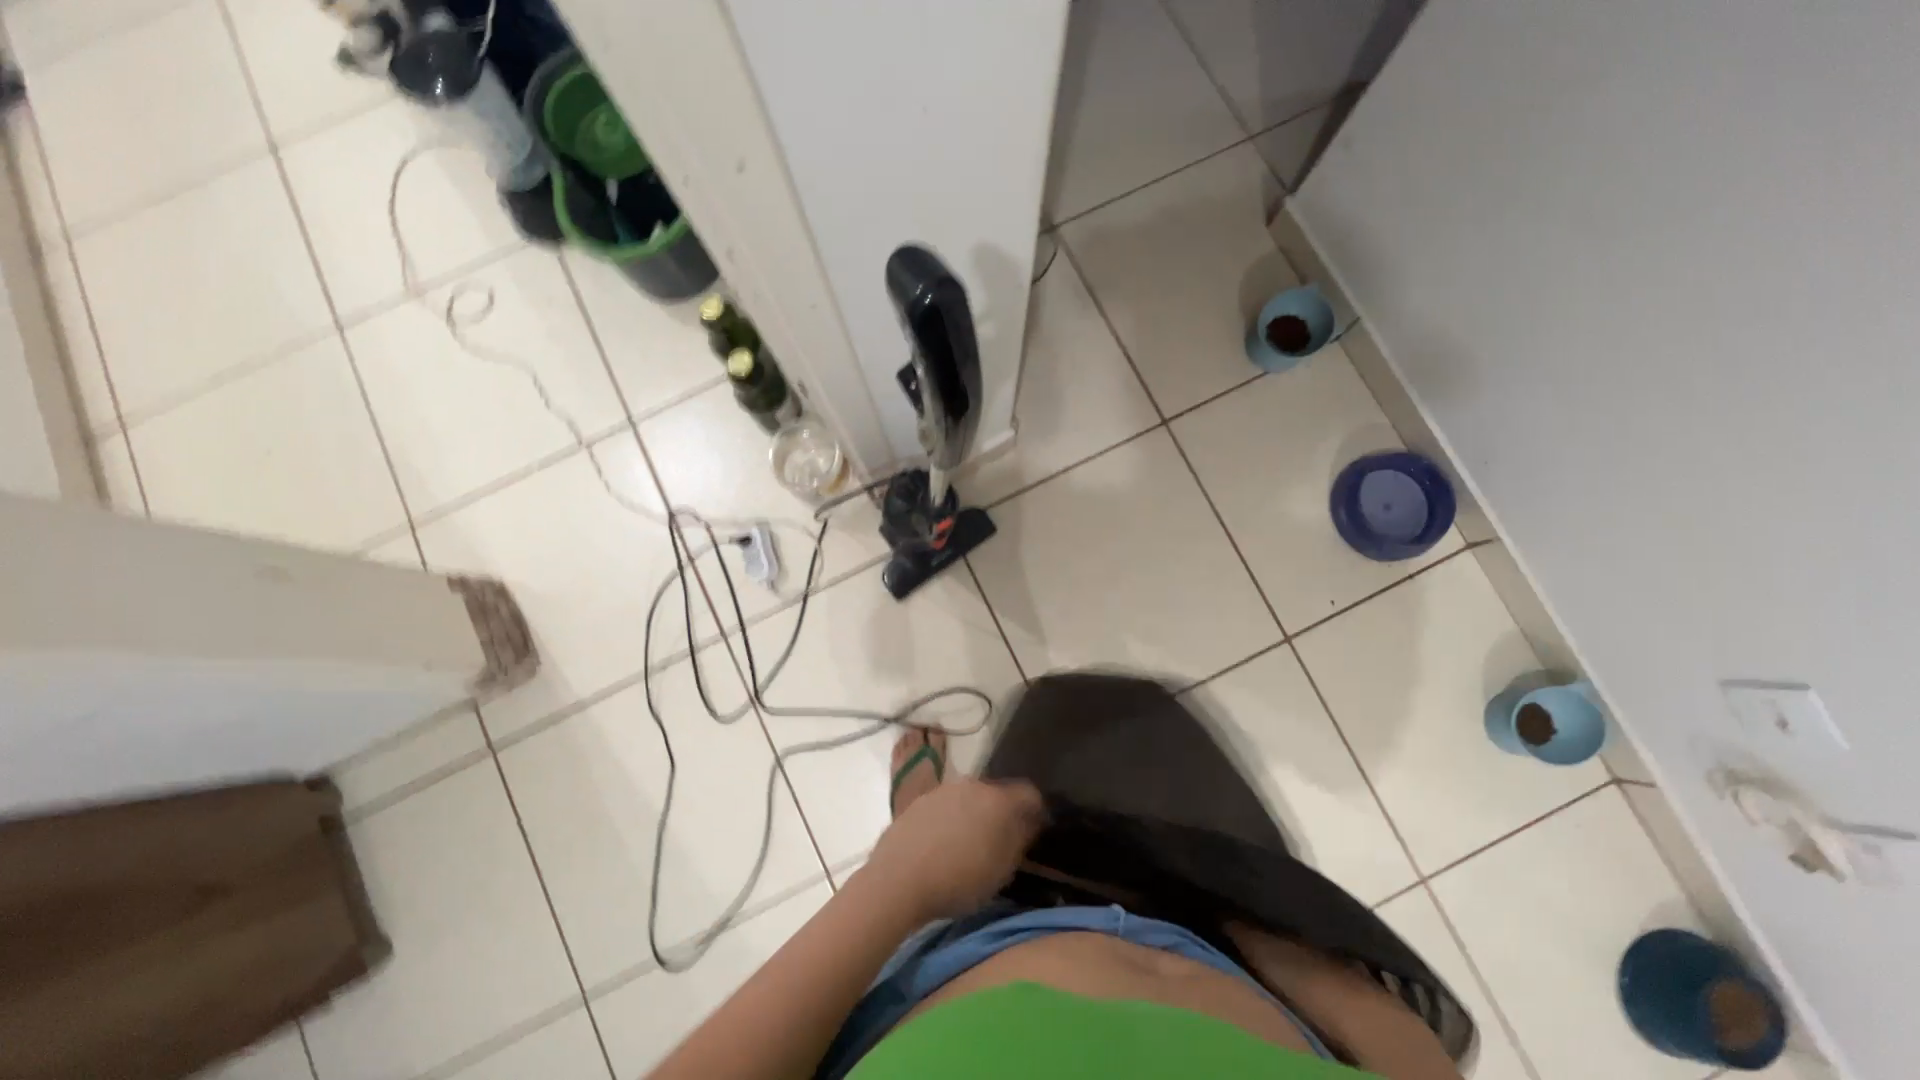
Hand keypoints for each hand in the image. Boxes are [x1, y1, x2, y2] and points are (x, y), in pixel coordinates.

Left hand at [863, 776, 1046, 921]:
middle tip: (999, 843)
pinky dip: (949, 821)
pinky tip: (941, 846)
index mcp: (999, 799)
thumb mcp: (1002, 869)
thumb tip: (1029, 821)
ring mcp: (941, 790)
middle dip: (1002, 814)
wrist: (898, 880)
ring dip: (973, 816)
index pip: (1030, 794)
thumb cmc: (959, 880)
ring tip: (967, 847)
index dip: (1036, 813)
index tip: (1034, 833)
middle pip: (997, 794)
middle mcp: (971, 785)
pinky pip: (944, 807)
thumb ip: (1020, 839)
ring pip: (968, 799)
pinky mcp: (918, 801)